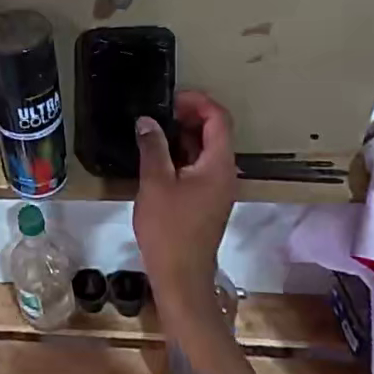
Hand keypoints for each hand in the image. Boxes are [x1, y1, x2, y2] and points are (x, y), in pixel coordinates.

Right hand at [133, 91, 236, 316]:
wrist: (181, 276)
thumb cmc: (169, 229)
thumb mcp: (155, 183)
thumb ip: (153, 147)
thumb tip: (147, 121)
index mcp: (219, 164)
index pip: (219, 119)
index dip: (198, 101)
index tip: (172, 98)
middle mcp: (226, 173)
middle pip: (216, 132)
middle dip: (190, 116)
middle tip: (161, 112)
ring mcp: (219, 188)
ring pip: (207, 150)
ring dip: (186, 136)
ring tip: (156, 130)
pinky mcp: (208, 201)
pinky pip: (201, 167)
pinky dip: (184, 155)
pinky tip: (160, 157)